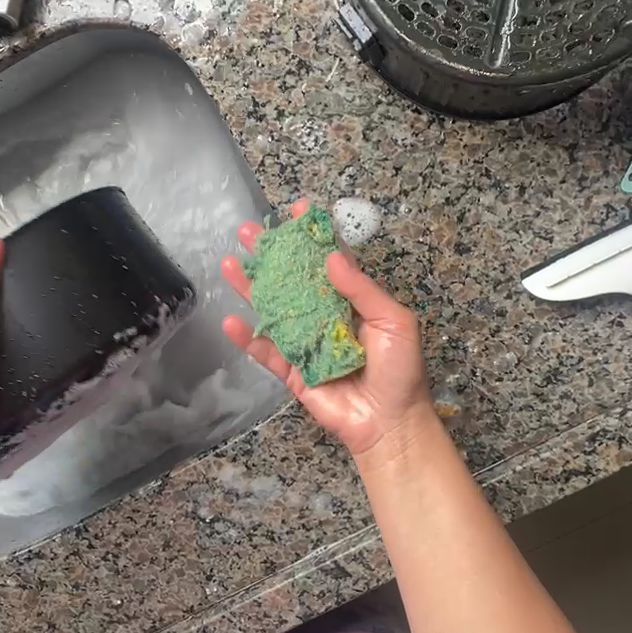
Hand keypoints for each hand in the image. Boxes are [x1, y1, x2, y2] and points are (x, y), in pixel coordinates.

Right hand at [222, 199, 435, 460]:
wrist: (390, 422)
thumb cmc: (401, 370)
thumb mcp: (394, 322)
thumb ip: (362, 290)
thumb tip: (331, 256)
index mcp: (353, 301)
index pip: (329, 261)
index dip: (313, 236)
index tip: (297, 210)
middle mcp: (326, 316)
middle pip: (293, 280)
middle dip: (271, 255)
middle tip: (248, 232)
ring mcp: (307, 343)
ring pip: (274, 310)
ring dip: (251, 288)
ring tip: (230, 263)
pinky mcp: (293, 371)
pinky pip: (267, 352)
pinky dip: (249, 338)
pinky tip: (232, 320)